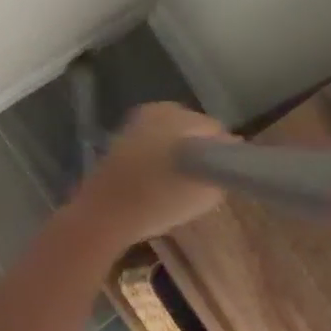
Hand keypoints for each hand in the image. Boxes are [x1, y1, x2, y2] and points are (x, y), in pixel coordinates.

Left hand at [71, 103, 230, 244]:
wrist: (102, 218)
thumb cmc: (158, 200)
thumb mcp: (205, 191)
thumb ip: (224, 170)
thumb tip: (228, 157)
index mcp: (175, 113)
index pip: (214, 129)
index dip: (222, 154)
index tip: (221, 178)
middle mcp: (152, 112)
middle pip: (189, 133)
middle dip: (197, 155)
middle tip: (201, 186)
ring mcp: (131, 129)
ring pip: (167, 143)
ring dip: (176, 161)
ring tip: (178, 192)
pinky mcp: (115, 150)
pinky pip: (148, 155)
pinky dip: (156, 167)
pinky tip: (156, 192)